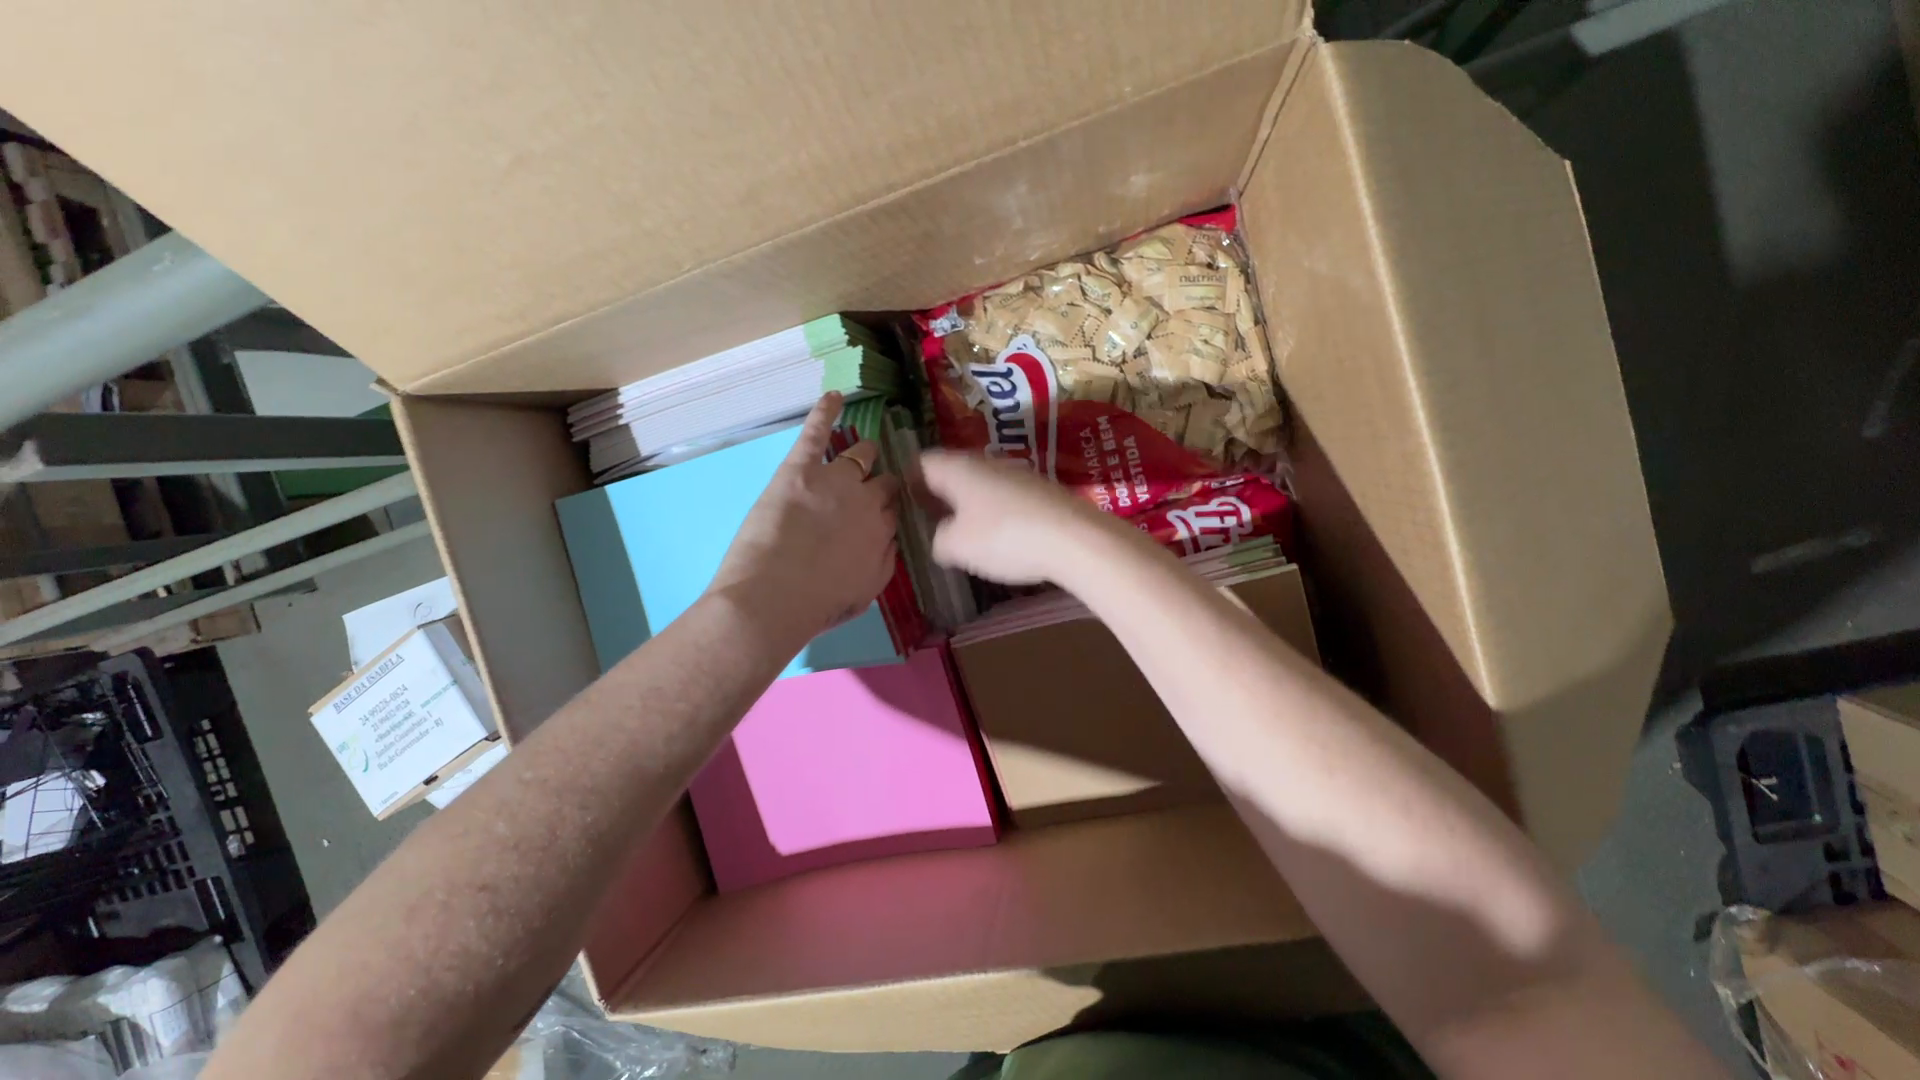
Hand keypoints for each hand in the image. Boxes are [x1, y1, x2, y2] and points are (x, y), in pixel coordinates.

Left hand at [708, 394, 898, 644]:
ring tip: (864, 449)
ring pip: (857, 455)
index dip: (887, 509)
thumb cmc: (818, 606)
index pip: (893, 509)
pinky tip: (834, 397)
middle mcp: (866, 500)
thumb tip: (887, 541)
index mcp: (883, 532)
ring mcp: (834, 480)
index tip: (883, 512)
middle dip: (880, 481)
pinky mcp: (799, 469)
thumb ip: (882, 560)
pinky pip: (816, 432)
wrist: (774, 598)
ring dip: (862, 453)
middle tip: (873, 484)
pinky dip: (826, 411)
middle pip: (881, 481)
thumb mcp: (867, 591)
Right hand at [916, 451, 1129, 585]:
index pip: (922, 462)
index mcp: (958, 468)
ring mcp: (1018, 473)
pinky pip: (1007, 497)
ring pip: (982, 483)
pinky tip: (1002, 538)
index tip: (905, 503)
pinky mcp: (1042, 490)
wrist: (1075, 539)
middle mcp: (986, 462)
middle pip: (954, 471)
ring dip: (971, 504)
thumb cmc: (1005, 538)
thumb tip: (942, 537)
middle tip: (931, 519)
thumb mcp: (956, 547)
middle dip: (941, 494)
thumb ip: (938, 540)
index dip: (909, 481)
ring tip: (965, 533)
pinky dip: (997, 512)